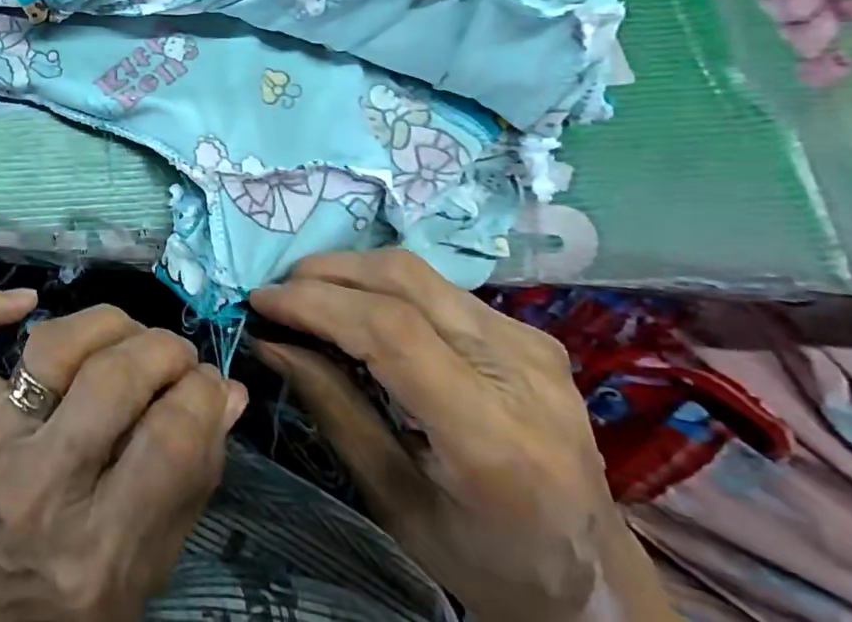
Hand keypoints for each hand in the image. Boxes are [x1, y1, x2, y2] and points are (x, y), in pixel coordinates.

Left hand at [0, 291, 247, 621]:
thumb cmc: (76, 595)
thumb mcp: (151, 564)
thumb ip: (193, 478)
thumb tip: (226, 391)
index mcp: (101, 545)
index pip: (168, 440)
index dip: (202, 395)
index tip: (211, 383)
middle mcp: (41, 486)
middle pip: (111, 380)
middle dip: (162, 351)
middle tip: (179, 355)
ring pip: (51, 346)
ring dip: (106, 324)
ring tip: (132, 336)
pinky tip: (27, 300)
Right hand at [249, 250, 678, 621]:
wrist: (592, 579)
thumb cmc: (483, 559)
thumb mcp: (392, 498)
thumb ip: (331, 408)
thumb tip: (268, 341)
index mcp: (492, 435)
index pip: (391, 331)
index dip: (315, 304)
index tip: (259, 303)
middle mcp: (523, 374)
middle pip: (404, 281)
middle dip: (323, 274)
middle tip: (274, 294)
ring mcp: (532, 346)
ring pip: (418, 272)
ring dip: (346, 273)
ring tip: (303, 297)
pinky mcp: (529, 335)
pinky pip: (436, 287)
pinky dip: (378, 286)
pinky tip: (353, 310)